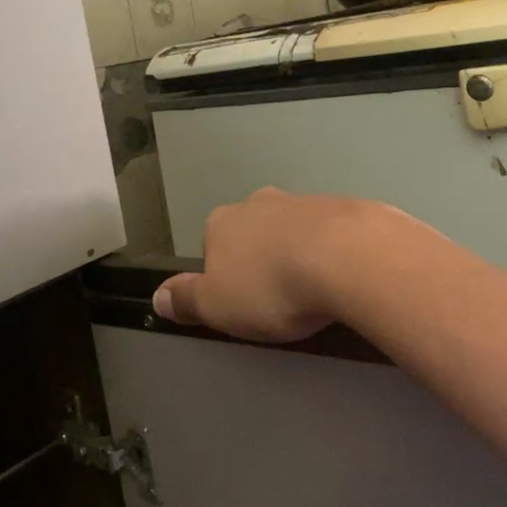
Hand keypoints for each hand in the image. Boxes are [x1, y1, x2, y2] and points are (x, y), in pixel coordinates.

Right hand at [152, 187, 420, 341]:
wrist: (349, 257)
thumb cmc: (271, 286)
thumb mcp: (216, 305)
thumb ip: (186, 300)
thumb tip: (157, 297)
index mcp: (223, 222)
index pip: (212, 246)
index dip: (224, 277)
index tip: (242, 304)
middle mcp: (260, 202)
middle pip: (253, 233)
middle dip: (263, 260)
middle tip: (279, 299)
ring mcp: (304, 201)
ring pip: (294, 231)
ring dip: (300, 254)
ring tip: (316, 293)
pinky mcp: (345, 208)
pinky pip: (332, 233)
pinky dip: (335, 252)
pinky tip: (345, 279)